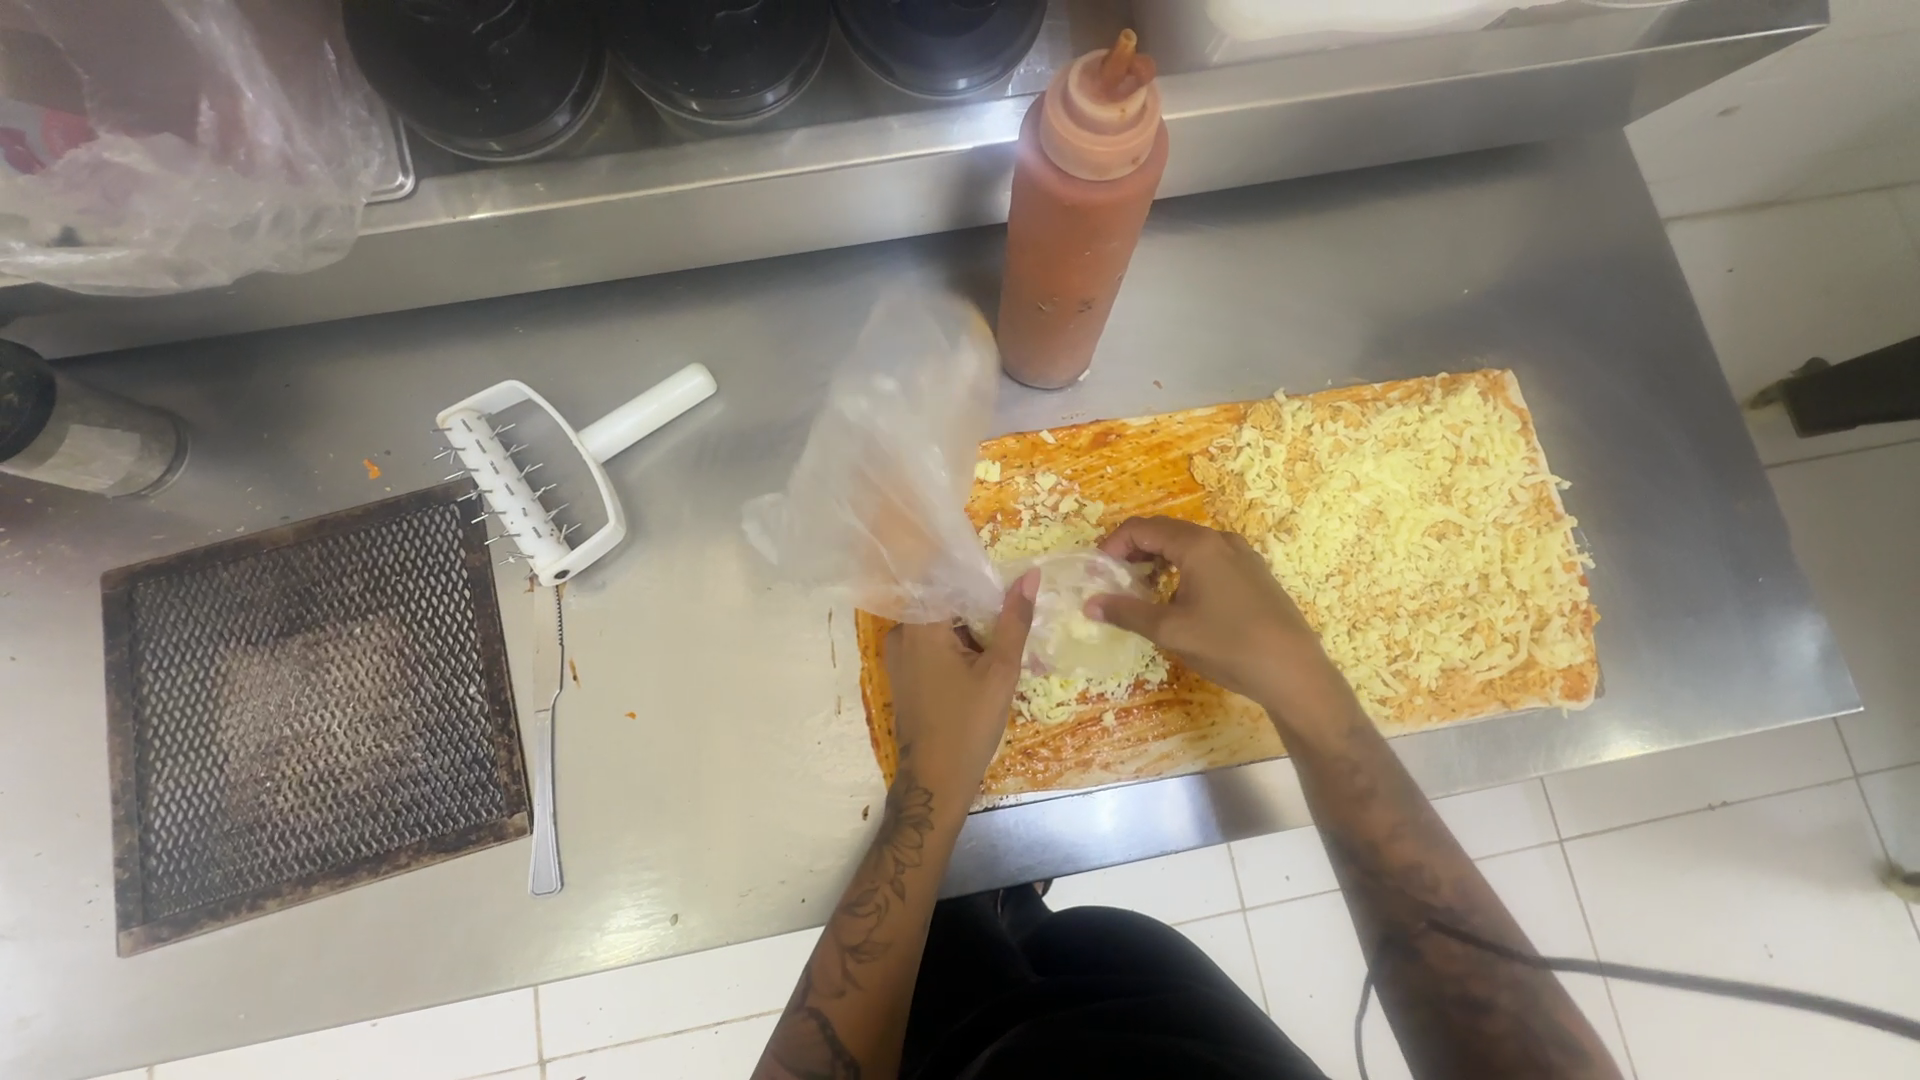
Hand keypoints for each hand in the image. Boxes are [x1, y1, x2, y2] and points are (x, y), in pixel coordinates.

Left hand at [884, 572, 1037, 804]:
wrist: (936, 778)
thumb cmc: (969, 724)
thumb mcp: (1000, 670)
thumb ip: (1014, 619)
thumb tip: (1031, 575)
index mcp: (920, 626)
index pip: (941, 575)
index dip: (973, 571)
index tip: (1002, 571)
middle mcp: (901, 632)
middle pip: (941, 598)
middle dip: (975, 599)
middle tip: (1010, 603)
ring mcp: (899, 653)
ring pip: (938, 620)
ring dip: (968, 622)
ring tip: (1002, 626)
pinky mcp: (904, 670)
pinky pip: (931, 640)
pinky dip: (956, 640)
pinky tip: (982, 651)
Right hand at [1086, 517, 1354, 725]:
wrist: (1295, 671)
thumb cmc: (1228, 645)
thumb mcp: (1170, 631)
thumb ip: (1126, 612)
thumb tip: (1089, 604)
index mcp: (1198, 545)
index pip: (1143, 528)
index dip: (1114, 545)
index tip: (1098, 571)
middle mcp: (1221, 540)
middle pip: (1166, 532)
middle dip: (1134, 551)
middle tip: (1114, 580)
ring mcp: (1242, 555)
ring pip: (1188, 546)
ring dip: (1159, 560)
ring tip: (1143, 591)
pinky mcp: (1254, 574)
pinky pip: (1208, 559)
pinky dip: (1183, 569)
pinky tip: (1179, 599)